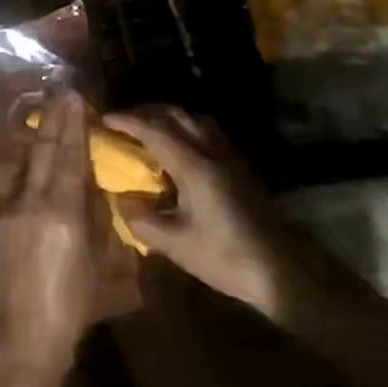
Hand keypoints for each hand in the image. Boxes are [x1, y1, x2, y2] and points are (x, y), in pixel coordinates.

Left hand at [0, 92, 96, 367]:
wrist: (28, 329)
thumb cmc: (74, 299)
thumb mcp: (95, 255)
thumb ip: (91, 213)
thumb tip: (86, 182)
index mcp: (61, 212)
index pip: (68, 158)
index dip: (73, 126)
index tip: (75, 97)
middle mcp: (31, 203)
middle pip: (43, 153)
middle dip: (54, 121)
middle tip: (62, 92)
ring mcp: (10, 211)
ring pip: (27, 166)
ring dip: (40, 139)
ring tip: (50, 115)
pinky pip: (17, 185)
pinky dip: (29, 166)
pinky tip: (35, 156)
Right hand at [102, 106, 313, 318]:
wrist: (284, 274)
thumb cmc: (226, 258)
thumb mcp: (174, 244)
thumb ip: (141, 219)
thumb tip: (121, 200)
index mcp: (195, 167)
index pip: (154, 130)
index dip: (126, 121)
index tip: (103, 119)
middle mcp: (213, 153)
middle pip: (177, 115)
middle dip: (146, 112)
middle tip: (122, 123)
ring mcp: (231, 159)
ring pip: (196, 121)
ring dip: (168, 119)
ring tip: (147, 133)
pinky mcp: (241, 171)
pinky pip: (208, 135)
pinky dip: (185, 132)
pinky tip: (177, 154)